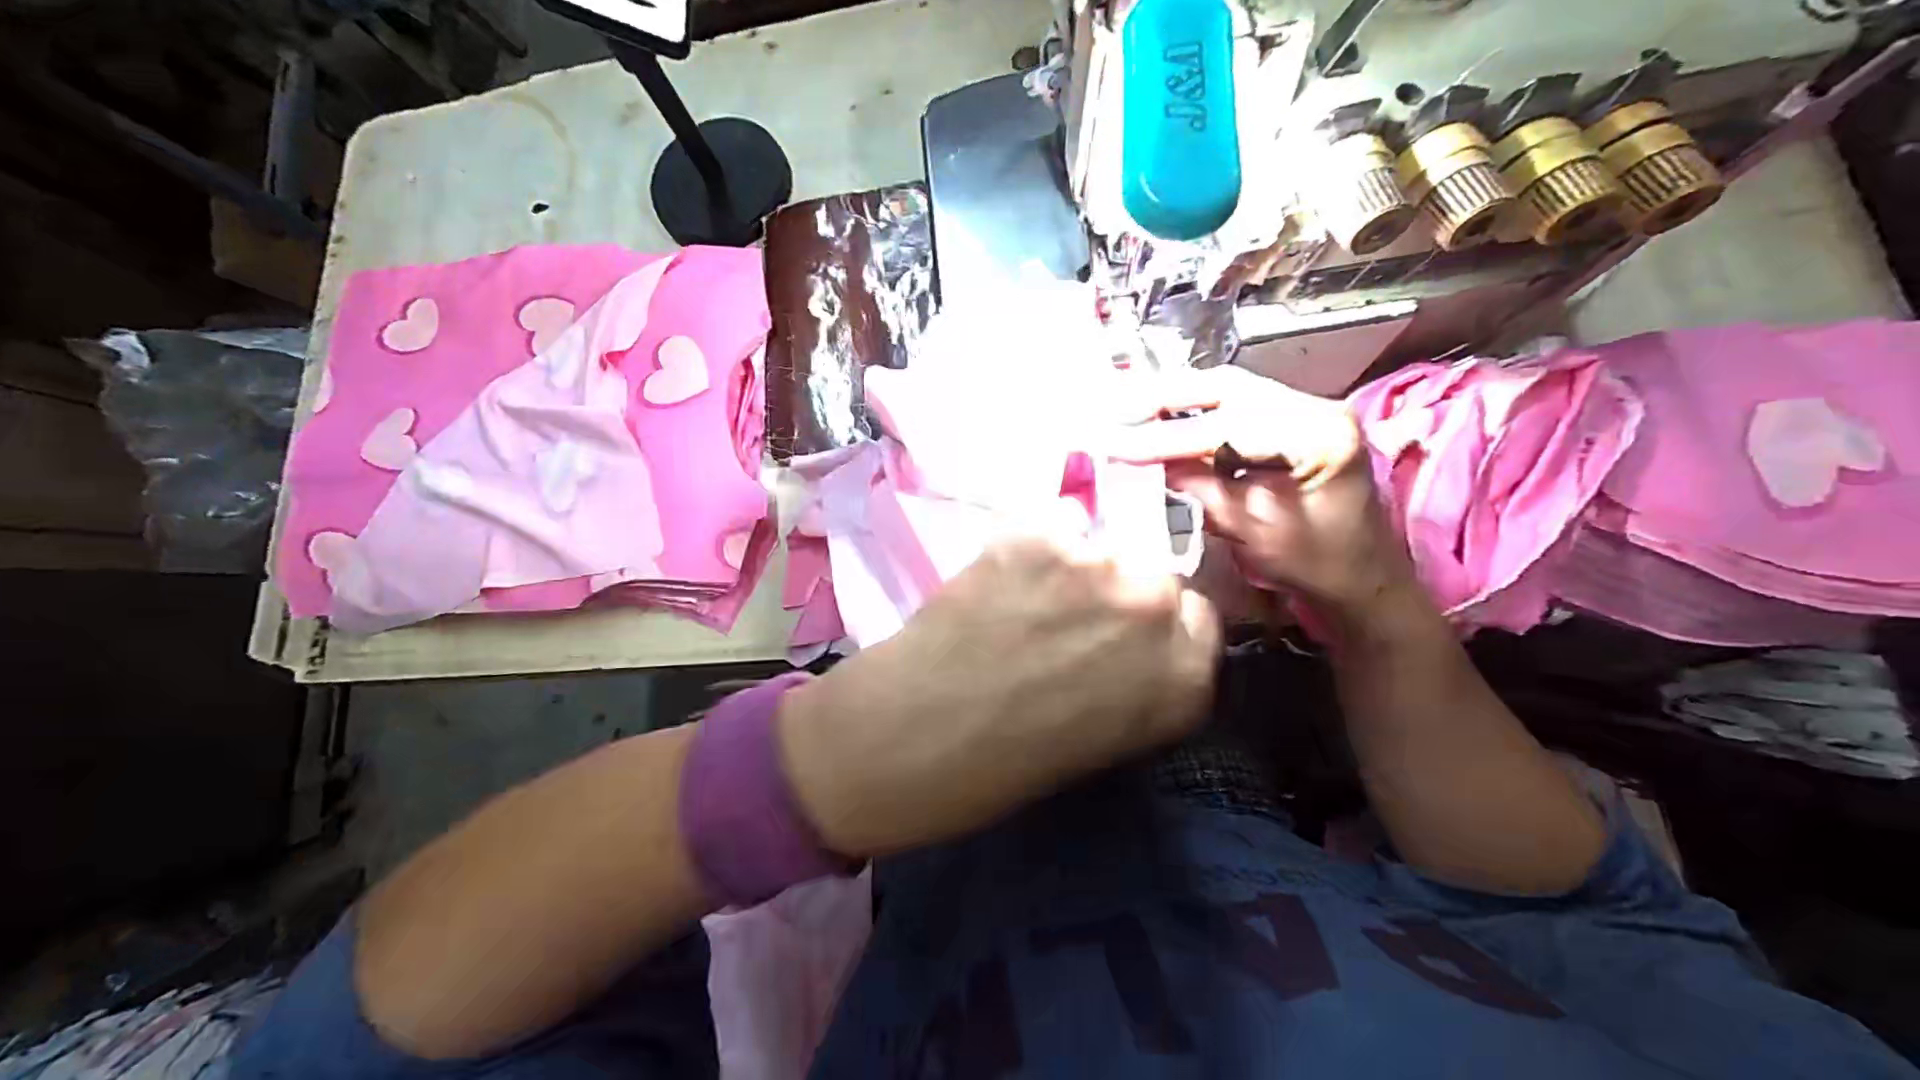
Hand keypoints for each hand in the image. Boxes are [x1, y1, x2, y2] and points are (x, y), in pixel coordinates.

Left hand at [777, 538, 1220, 857]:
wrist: (908, 740)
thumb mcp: (1103, 739)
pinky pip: (1052, 528)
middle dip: (1121, 590)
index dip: (1158, 623)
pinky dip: (1030, 550)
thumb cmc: (1001, 766)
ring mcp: (1097, 566)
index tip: (1124, 630)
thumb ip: (1139, 680)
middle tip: (1070, 614)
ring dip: (1073, 567)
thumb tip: (1135, 636)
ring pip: (1102, 546)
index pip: (1200, 619)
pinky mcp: (1038, 535)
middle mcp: (1156, 610)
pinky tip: (998, 584)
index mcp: (1184, 680)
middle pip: (1157, 573)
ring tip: (1024, 600)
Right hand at [1111, 366, 1415, 616]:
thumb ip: (1199, 488)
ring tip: (1127, 409)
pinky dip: (1192, 411)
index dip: (1165, 438)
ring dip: (1174, 399)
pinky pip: (1233, 406)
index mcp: (1320, 436)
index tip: (1116, 445)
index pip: (1227, 427)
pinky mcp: (1292, 420)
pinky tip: (1159, 418)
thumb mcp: (1251, 529)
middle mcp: (1317, 408)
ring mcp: (1307, 409)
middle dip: (1164, 397)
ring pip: (1227, 391)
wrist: (1360, 579)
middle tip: (1115, 410)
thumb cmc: (1315, 565)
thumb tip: (1145, 462)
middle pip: (1226, 388)